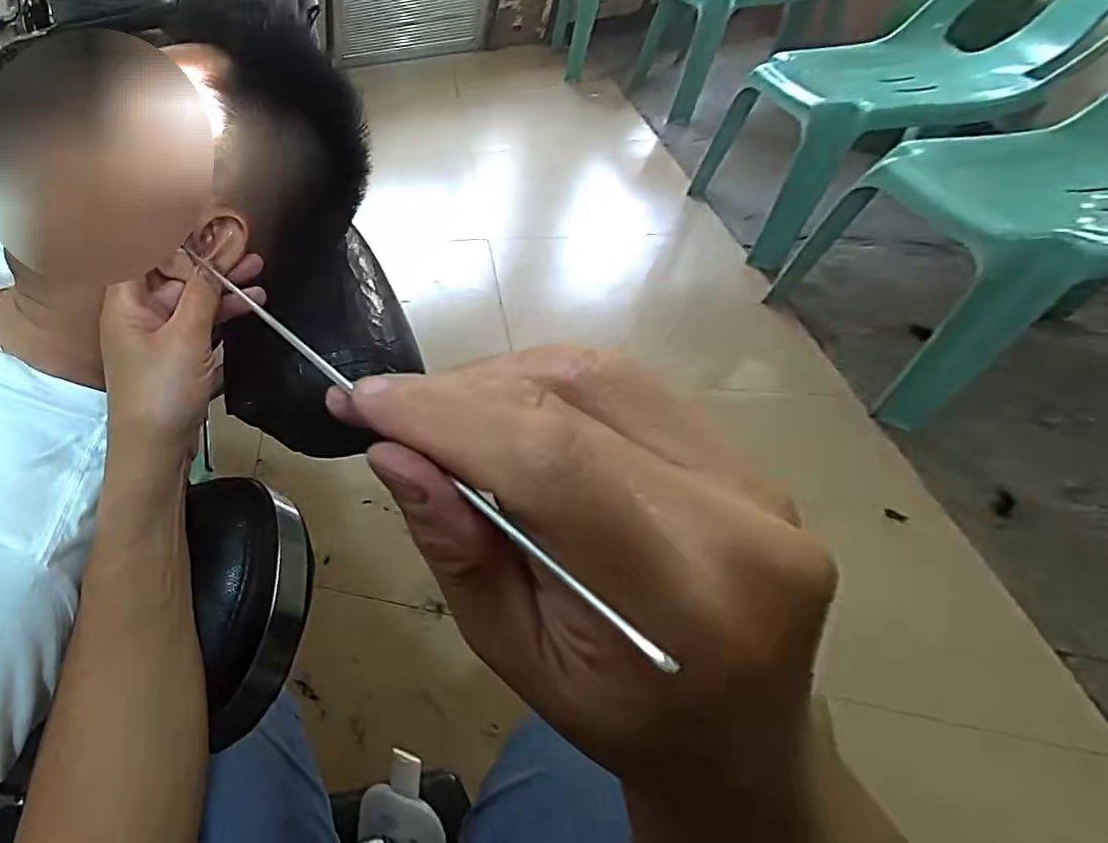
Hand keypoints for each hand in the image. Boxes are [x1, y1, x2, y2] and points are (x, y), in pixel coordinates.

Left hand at [101, 253, 263, 449]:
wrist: (155, 451)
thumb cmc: (159, 394)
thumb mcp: (186, 335)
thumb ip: (203, 290)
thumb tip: (215, 251)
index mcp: (125, 302)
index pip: (145, 252)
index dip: (174, 234)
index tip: (208, 220)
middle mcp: (137, 314)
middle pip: (173, 273)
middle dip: (209, 260)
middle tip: (243, 245)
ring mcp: (155, 335)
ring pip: (190, 297)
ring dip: (222, 286)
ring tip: (256, 270)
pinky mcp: (173, 353)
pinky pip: (198, 322)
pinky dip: (221, 312)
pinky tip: (250, 303)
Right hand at [327, 348, 836, 818]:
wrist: (738, 733)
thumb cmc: (613, 714)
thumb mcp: (509, 650)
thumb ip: (454, 547)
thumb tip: (391, 452)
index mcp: (681, 597)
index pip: (548, 461)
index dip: (443, 415)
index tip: (359, 399)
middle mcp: (733, 515)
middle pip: (566, 401)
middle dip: (453, 392)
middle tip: (384, 406)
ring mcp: (748, 471)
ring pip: (589, 372)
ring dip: (490, 378)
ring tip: (436, 412)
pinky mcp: (735, 448)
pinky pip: (616, 379)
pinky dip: (534, 380)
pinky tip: (497, 408)